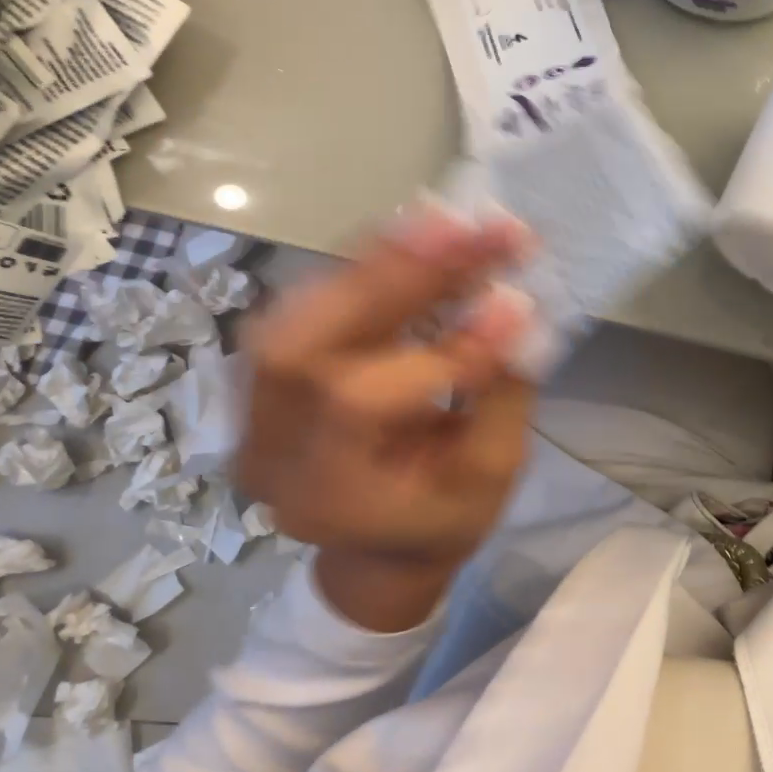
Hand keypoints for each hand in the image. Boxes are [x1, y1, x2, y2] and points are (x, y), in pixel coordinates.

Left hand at [236, 209, 537, 628]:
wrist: (380, 549)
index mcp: (327, 495)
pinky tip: (415, 238)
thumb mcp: (492, 475)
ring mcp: (253, 410)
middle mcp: (270, 449)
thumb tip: (518, 312)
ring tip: (447, 222)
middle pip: (301, 344)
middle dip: (389, 276)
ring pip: (293, 314)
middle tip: (467, 228)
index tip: (516, 304)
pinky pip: (304, 307)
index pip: (363, 404)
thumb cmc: (446, 519)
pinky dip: (360, 268)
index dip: (441, 350)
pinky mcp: (266, 376)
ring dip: (373, 261)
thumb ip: (502, 396)